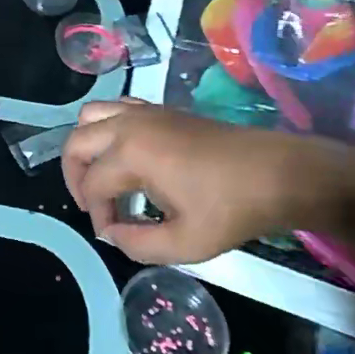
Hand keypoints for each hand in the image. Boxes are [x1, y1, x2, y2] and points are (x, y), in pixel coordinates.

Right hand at [60, 100, 354, 265]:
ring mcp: (144, 113)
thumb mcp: (186, 243)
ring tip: (99, 175)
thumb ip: (137, 245)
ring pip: (90, 116)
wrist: (279, 173)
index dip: (96, 215)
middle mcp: (129, 126)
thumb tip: (112, 234)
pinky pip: (115, 108)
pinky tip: (122, 153)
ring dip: (85, 146)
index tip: (114, 235)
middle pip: (77, 142)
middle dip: (75, 178)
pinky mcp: (160, 110)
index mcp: (131, 155)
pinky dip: (106, 127)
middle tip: (94, 206)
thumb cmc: (233, 209)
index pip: (92, 185)